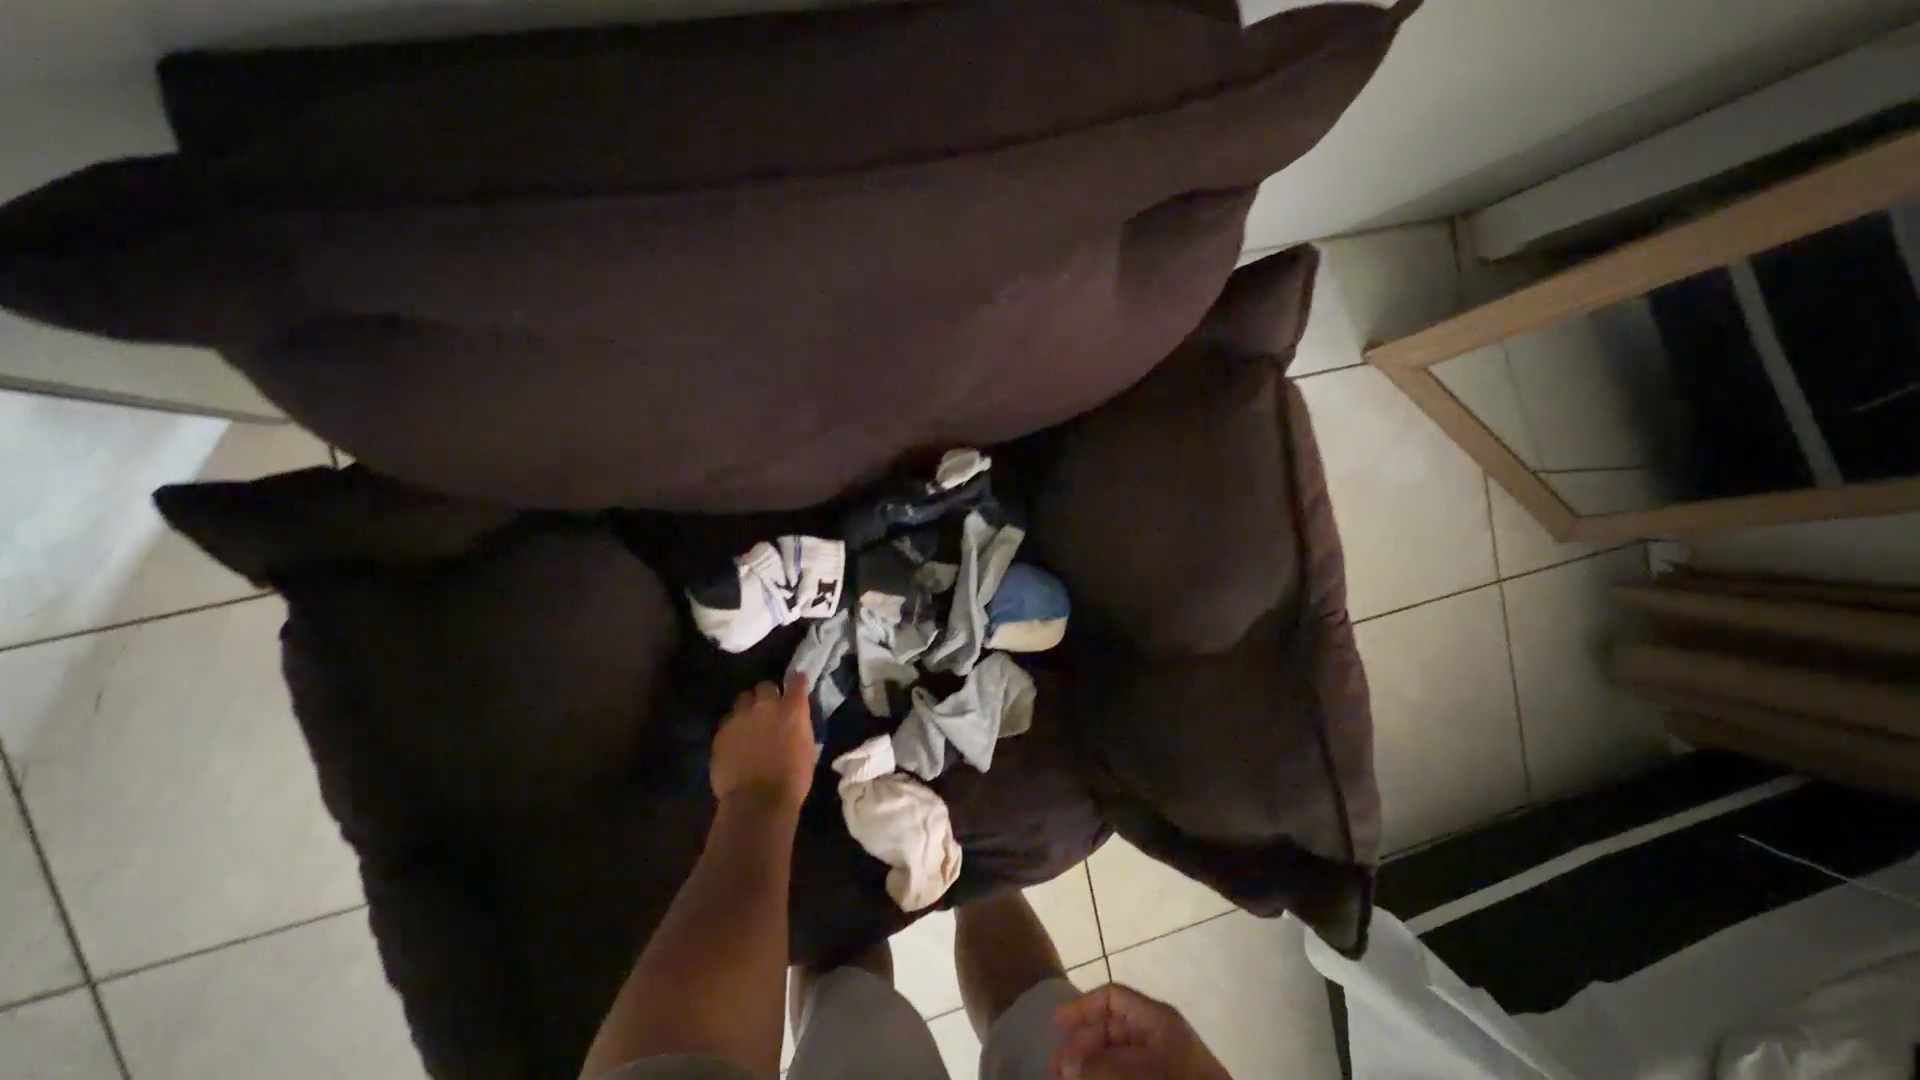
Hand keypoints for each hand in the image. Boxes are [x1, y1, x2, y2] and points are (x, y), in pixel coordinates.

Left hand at [710, 673, 817, 810]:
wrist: (758, 801)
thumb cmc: (792, 780)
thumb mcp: (807, 749)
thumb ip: (799, 727)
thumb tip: (794, 721)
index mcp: (793, 710)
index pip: (796, 681)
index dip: (796, 681)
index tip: (796, 683)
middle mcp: (765, 706)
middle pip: (764, 686)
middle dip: (767, 695)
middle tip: (768, 710)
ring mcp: (740, 716)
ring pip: (743, 700)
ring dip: (748, 708)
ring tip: (749, 724)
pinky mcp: (721, 731)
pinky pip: (728, 721)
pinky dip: (733, 727)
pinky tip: (735, 742)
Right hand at [1051, 985, 1229, 1079]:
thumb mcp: (1133, 1073)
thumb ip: (1096, 1066)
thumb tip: (1069, 1067)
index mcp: (1156, 1020)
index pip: (1112, 997)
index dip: (1081, 1007)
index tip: (1054, 1027)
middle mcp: (1159, 1036)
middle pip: (1110, 1028)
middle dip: (1080, 1046)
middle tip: (1056, 1072)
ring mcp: (1163, 1064)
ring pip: (1116, 1056)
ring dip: (1090, 1066)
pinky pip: (1127, 1074)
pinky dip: (1107, 1077)